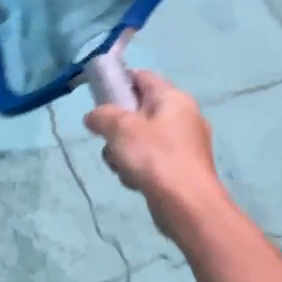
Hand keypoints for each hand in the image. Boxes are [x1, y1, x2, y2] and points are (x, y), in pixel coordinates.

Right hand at [83, 70, 228, 241]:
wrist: (187, 204)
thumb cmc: (154, 156)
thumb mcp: (118, 127)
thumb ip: (101, 115)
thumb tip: (94, 117)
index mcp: (173, 98)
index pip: (141, 76)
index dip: (118, 82)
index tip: (97, 99)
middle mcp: (184, 116)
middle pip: (138, 110)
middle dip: (116, 125)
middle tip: (107, 138)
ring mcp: (185, 143)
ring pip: (141, 136)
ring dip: (122, 149)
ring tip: (120, 165)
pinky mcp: (182, 167)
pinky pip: (151, 158)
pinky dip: (138, 166)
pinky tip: (134, 180)